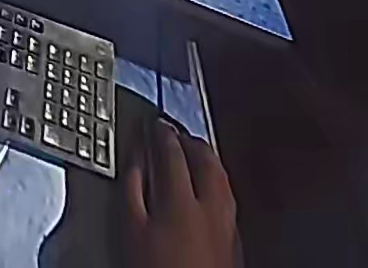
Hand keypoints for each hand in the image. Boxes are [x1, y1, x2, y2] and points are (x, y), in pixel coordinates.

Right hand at [122, 120, 237, 267]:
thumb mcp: (131, 226)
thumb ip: (133, 185)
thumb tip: (137, 156)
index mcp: (181, 200)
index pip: (173, 151)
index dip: (162, 132)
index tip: (154, 123)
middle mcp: (211, 208)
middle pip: (206, 160)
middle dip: (189, 141)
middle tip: (173, 133)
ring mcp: (227, 226)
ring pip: (223, 179)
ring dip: (207, 159)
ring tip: (191, 152)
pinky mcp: (236, 243)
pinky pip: (228, 198)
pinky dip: (216, 181)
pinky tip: (206, 186)